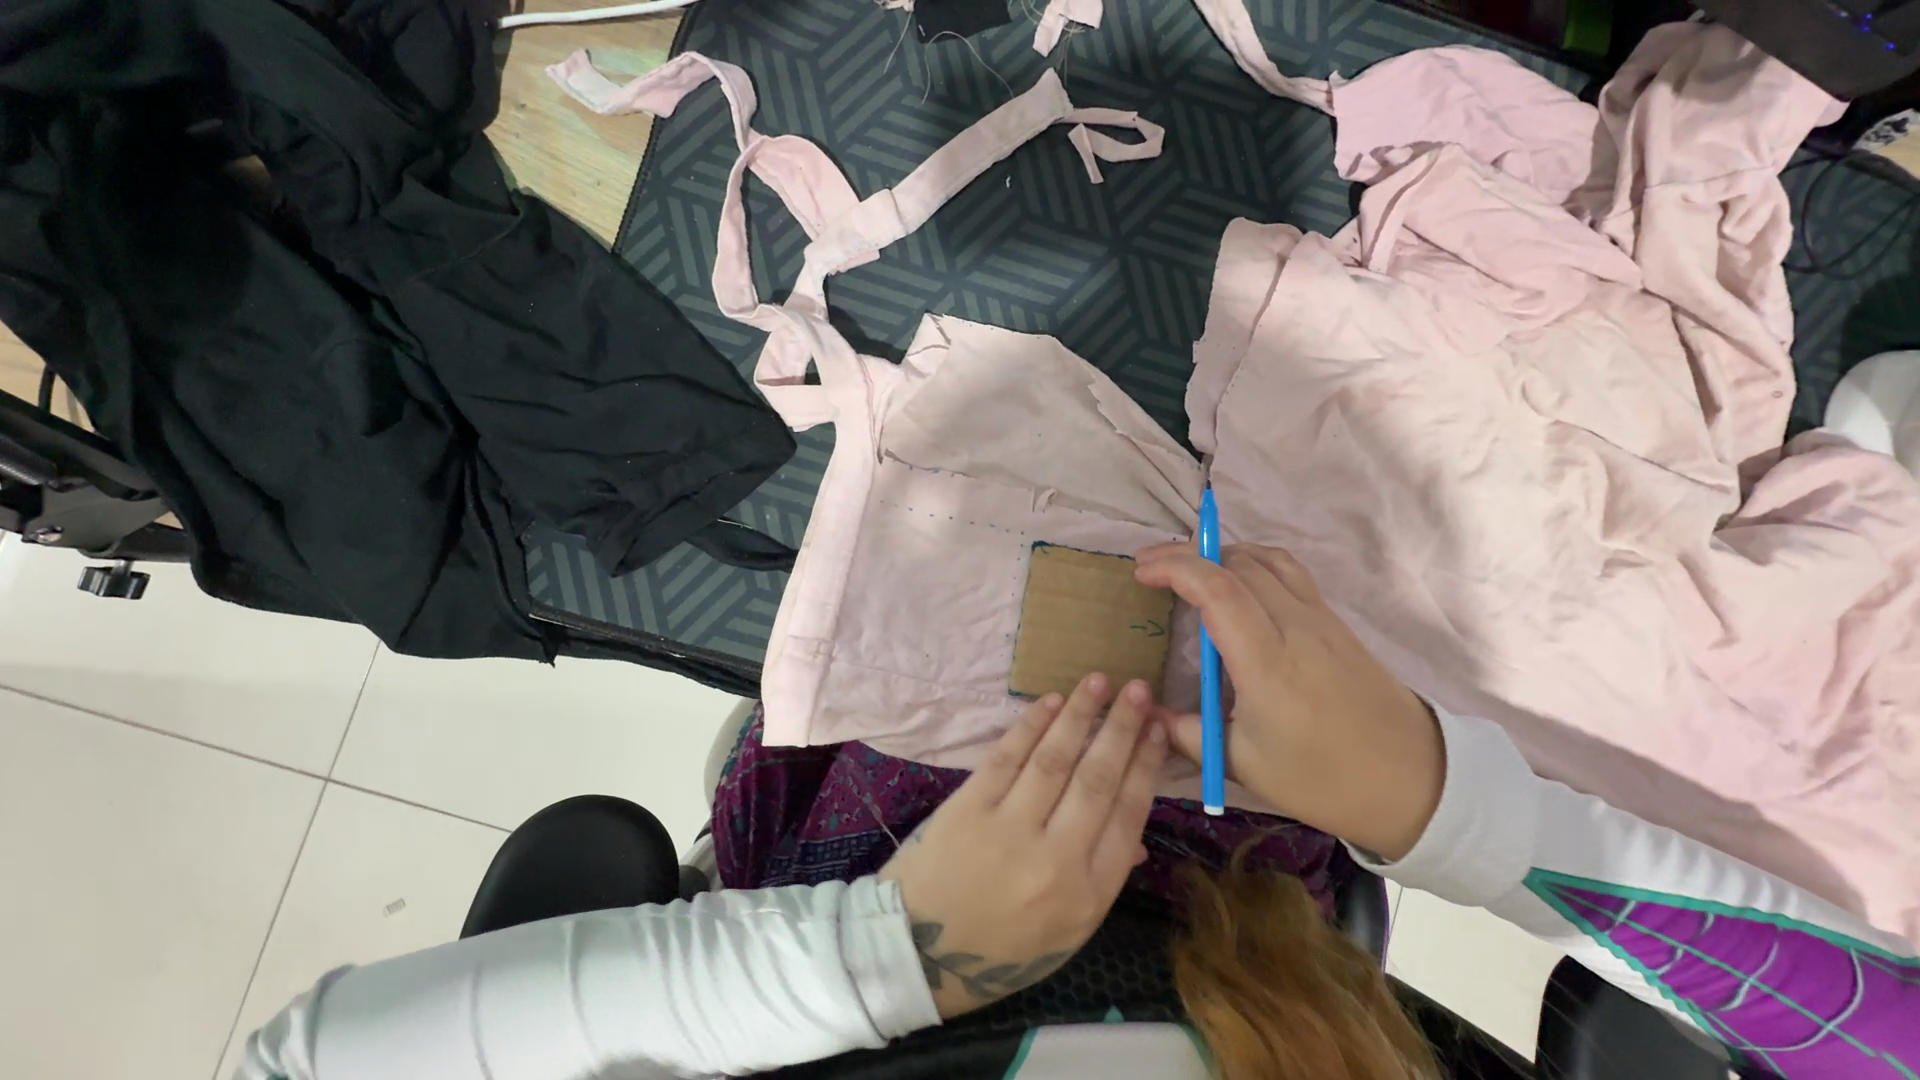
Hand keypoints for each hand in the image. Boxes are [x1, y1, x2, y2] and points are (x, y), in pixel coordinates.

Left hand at [878, 673, 1168, 1018]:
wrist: (917, 953)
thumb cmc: (999, 948)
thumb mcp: (1065, 932)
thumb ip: (1103, 879)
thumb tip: (1137, 837)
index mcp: (1088, 894)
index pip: (1129, 815)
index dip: (1146, 764)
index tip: (1159, 728)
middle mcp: (1056, 859)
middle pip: (1098, 779)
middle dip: (1122, 729)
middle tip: (1139, 690)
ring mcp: (1009, 830)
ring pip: (1056, 759)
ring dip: (1081, 714)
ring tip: (1101, 681)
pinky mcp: (969, 808)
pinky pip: (1008, 756)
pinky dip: (1032, 725)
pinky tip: (1052, 702)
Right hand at [1134, 542, 1443, 860]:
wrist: (1415, 781)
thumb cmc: (1324, 778)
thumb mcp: (1244, 764)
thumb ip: (1188, 733)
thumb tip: (1144, 711)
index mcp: (1267, 662)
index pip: (1218, 590)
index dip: (1176, 569)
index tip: (1141, 572)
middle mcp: (1295, 626)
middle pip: (1237, 563)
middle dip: (1186, 555)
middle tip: (1149, 568)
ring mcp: (1320, 618)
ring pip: (1266, 559)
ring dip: (1221, 554)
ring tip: (1189, 569)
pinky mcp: (1335, 622)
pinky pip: (1289, 572)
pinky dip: (1252, 562)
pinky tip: (1236, 582)